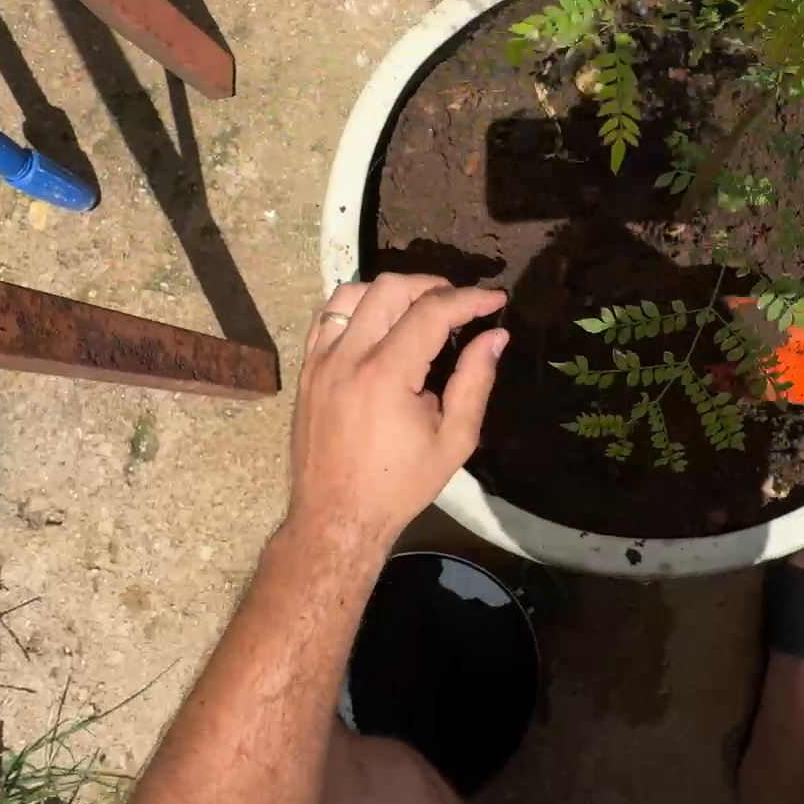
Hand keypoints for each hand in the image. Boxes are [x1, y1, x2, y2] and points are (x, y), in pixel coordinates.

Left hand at [288, 274, 507, 543]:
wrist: (336, 518)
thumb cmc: (401, 484)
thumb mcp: (454, 440)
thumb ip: (475, 381)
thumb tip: (495, 336)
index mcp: (386, 375)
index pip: (432, 312)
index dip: (470, 299)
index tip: (495, 300)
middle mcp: (348, 357)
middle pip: (391, 288)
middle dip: (434, 285)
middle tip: (461, 304)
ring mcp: (320, 360)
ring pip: (353, 293)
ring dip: (393, 291)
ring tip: (420, 307)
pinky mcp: (307, 369)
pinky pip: (328, 317)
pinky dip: (359, 307)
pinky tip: (381, 323)